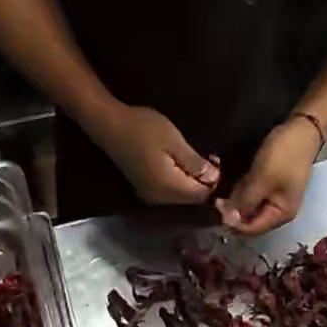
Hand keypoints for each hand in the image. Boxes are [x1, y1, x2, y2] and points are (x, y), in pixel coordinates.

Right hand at [87, 104, 219, 204]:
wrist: (110, 127)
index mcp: (168, 187)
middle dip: (203, 182)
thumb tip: (213, 178)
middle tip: (208, 158)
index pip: (201, 195)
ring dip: (191, 181)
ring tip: (194, 158)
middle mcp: (159, 198)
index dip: (214, 181)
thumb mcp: (174, 140)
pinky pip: (170, 192)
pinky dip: (179, 181)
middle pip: (191, 199)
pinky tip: (179, 164)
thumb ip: (195, 163)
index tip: (216, 160)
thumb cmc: (143, 129)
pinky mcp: (145, 190)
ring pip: (181, 196)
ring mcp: (150, 196)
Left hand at [217, 115, 317, 233]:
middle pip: (248, 222)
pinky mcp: (267, 189)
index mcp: (281, 215)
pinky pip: (249, 198)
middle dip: (232, 213)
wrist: (301, 129)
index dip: (233, 223)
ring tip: (222, 193)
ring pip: (246, 210)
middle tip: (217, 200)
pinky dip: (240, 194)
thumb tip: (229, 222)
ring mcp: (272, 201)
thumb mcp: (263, 179)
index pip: (251, 230)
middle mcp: (277, 213)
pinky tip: (234, 186)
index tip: (218, 208)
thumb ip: (245, 202)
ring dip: (234, 203)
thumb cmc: (284, 155)